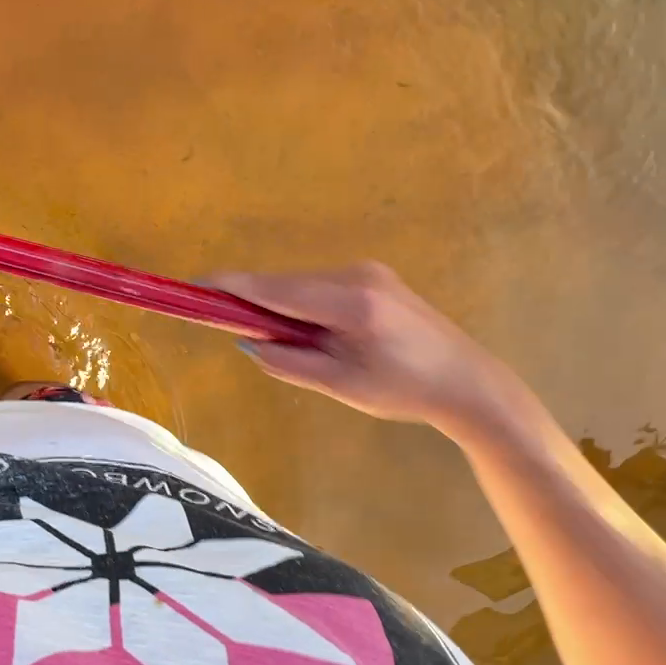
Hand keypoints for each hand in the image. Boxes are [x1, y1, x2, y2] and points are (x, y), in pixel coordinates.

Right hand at [209, 263, 519, 433]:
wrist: (469, 383)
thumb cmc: (406, 391)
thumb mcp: (341, 385)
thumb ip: (289, 362)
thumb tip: (247, 342)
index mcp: (352, 304)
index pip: (276, 289)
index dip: (233, 286)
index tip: (196, 284)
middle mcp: (357, 276)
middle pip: (284, 283)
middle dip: (253, 300)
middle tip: (231, 326)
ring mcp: (367, 272)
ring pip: (299, 284)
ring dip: (279, 305)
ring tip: (284, 341)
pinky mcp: (372, 277)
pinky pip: (318, 285)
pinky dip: (300, 303)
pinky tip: (308, 330)